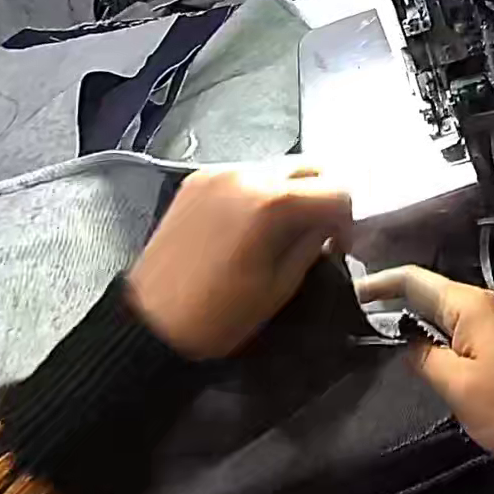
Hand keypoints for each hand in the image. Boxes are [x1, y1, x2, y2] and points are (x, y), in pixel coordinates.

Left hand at [125, 161, 351, 359]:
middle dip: (322, 197)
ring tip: (282, 229)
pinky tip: (250, 223)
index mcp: (272, 203)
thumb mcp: (281, 285)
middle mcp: (247, 174)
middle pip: (310, 168)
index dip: (347, 219)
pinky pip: (246, 174)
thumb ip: (313, 243)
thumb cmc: (218, 316)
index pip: (336, 191)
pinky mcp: (198, 179)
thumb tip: (328, 226)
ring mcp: (219, 173)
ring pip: (278, 168)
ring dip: (292, 192)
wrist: (146, 325)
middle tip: (318, 232)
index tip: (339, 245)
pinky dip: (260, 191)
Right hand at [355, 265, 493, 467]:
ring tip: (369, 323)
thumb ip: (423, 358)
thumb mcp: (459, 386)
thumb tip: (403, 341)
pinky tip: (406, 340)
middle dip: (388, 295)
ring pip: (435, 305)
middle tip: (350, 310)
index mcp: (466, 304)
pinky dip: (424, 325)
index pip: (414, 279)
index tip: (349, 292)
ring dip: (405, 311)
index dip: (380, 282)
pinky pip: (448, 321)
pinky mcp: (489, 335)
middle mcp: (475, 301)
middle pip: (424, 287)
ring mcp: (484, 317)